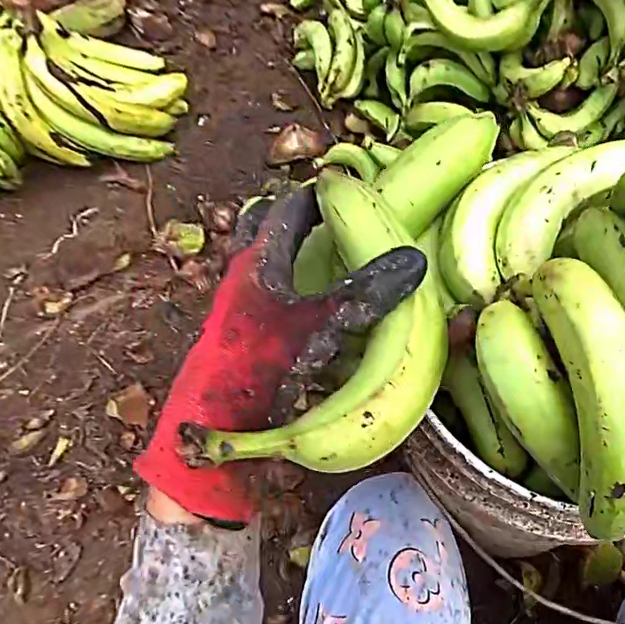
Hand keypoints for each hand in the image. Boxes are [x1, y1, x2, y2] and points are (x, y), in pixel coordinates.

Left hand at [133, 183, 425, 525]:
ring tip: (321, 258)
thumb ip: (363, 294)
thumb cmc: (256, 371)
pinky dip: (290, 298)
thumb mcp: (316, 327)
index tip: (341, 188)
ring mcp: (238, 313)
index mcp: (257, 265)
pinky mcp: (242, 343)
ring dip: (288, 258)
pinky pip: (268, 305)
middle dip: (291, 221)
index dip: (315, 197)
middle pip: (262, 234)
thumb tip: (415, 261)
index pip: (287, 212)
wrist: (209, 435)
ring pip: (263, 269)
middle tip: (323, 218)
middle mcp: (241, 282)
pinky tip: (311, 315)